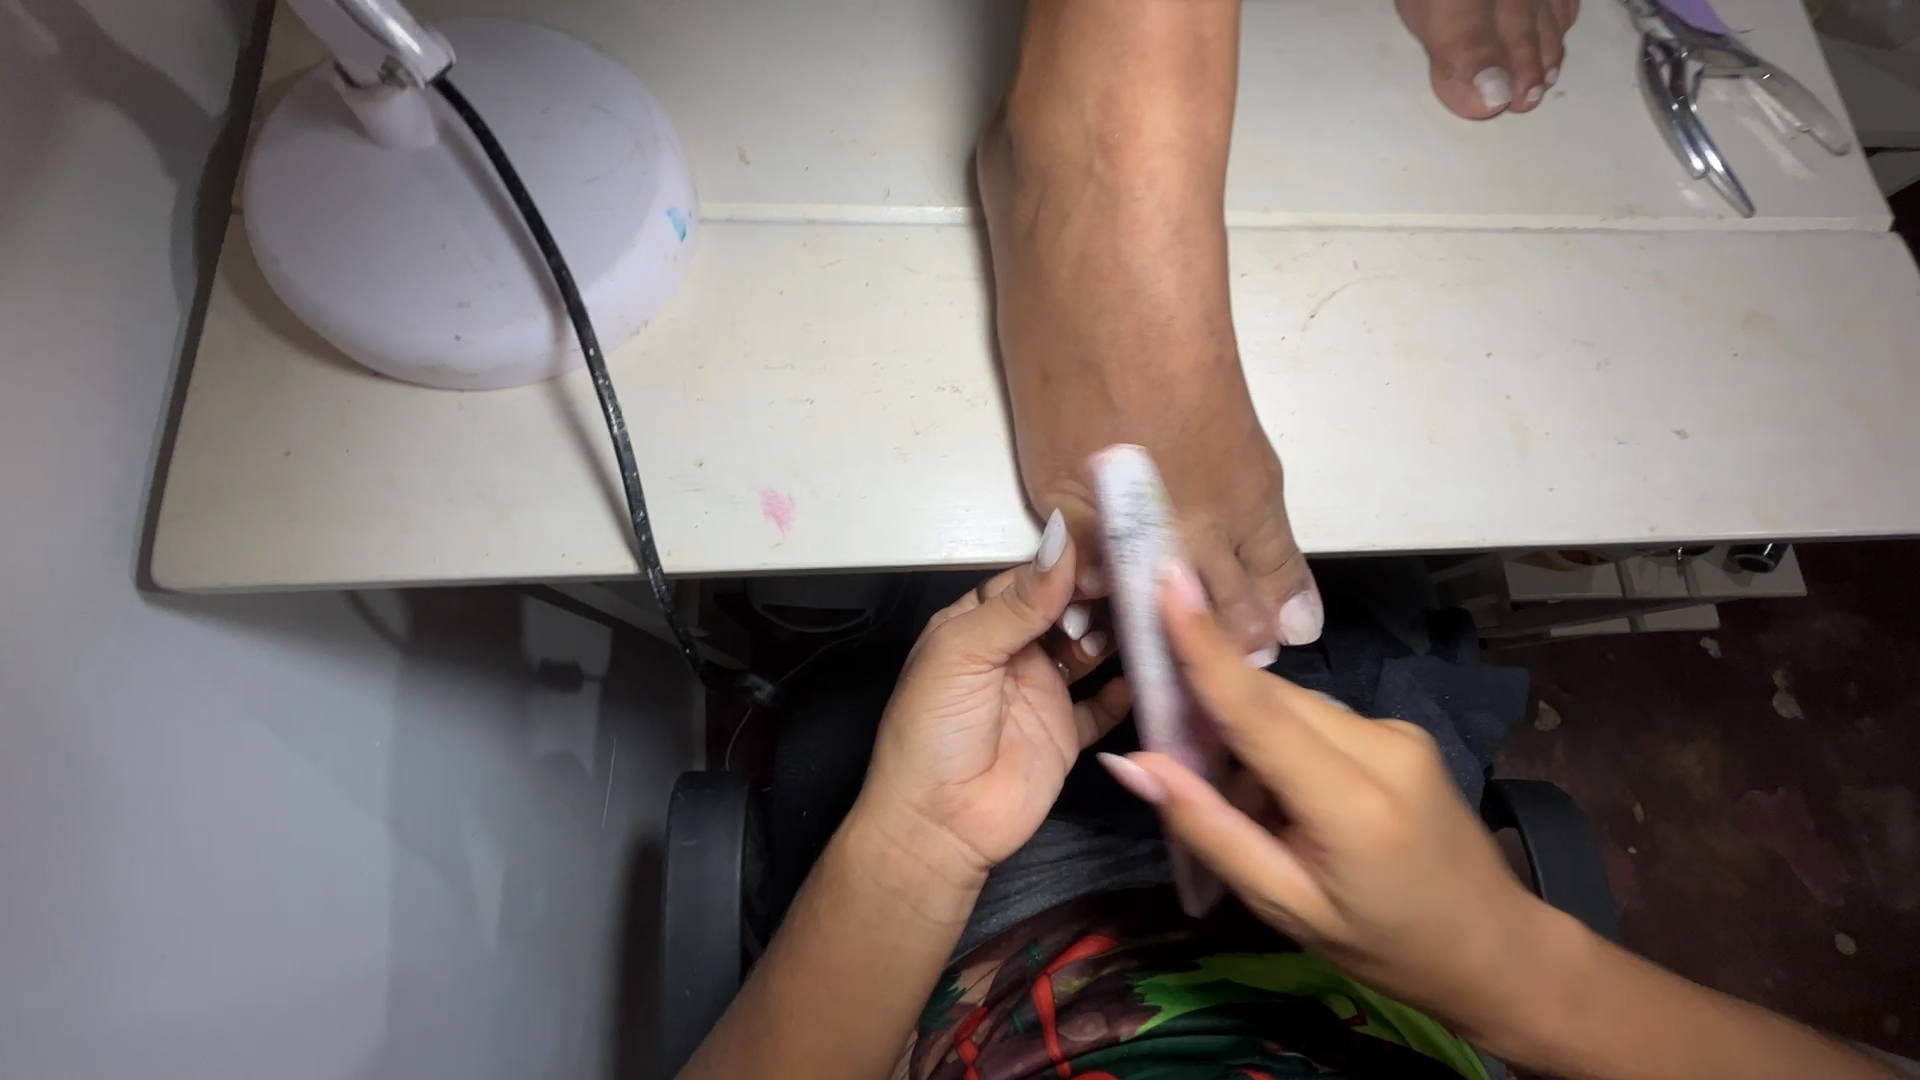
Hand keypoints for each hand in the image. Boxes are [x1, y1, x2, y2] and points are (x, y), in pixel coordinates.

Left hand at [856, 511, 1133, 885]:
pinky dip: (1123, 692)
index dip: (1068, 569)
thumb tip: (1061, 540)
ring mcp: (1042, 692)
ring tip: (1145, 622)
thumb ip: (1018, 602)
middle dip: (1097, 598)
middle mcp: (1013, 652)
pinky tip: (1142, 677)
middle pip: (1065, 611)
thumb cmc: (934, 730)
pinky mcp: (1065, 732)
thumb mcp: (965, 653)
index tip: (1110, 558)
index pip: (1031, 581)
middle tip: (1135, 588)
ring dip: (1113, 637)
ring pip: (1089, 651)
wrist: (938, 825)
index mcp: (978, 624)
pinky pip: (1103, 706)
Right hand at [1098, 557, 1553, 1036]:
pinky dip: (1277, 742)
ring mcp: (1395, 730)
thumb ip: (1205, 826)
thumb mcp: (1283, 904)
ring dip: (1245, 735)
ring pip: (1284, 702)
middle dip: (1210, 710)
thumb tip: (1131, 762)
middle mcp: (1380, 745)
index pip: (1258, 710)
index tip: (1171, 583)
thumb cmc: (1383, 945)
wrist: (1499, 951)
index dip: (1207, 646)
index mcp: (1352, 802)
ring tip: (1254, 808)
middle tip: (1175, 754)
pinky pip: (1310, 715)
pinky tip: (1287, 797)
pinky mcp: (1397, 728)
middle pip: (1265, 696)